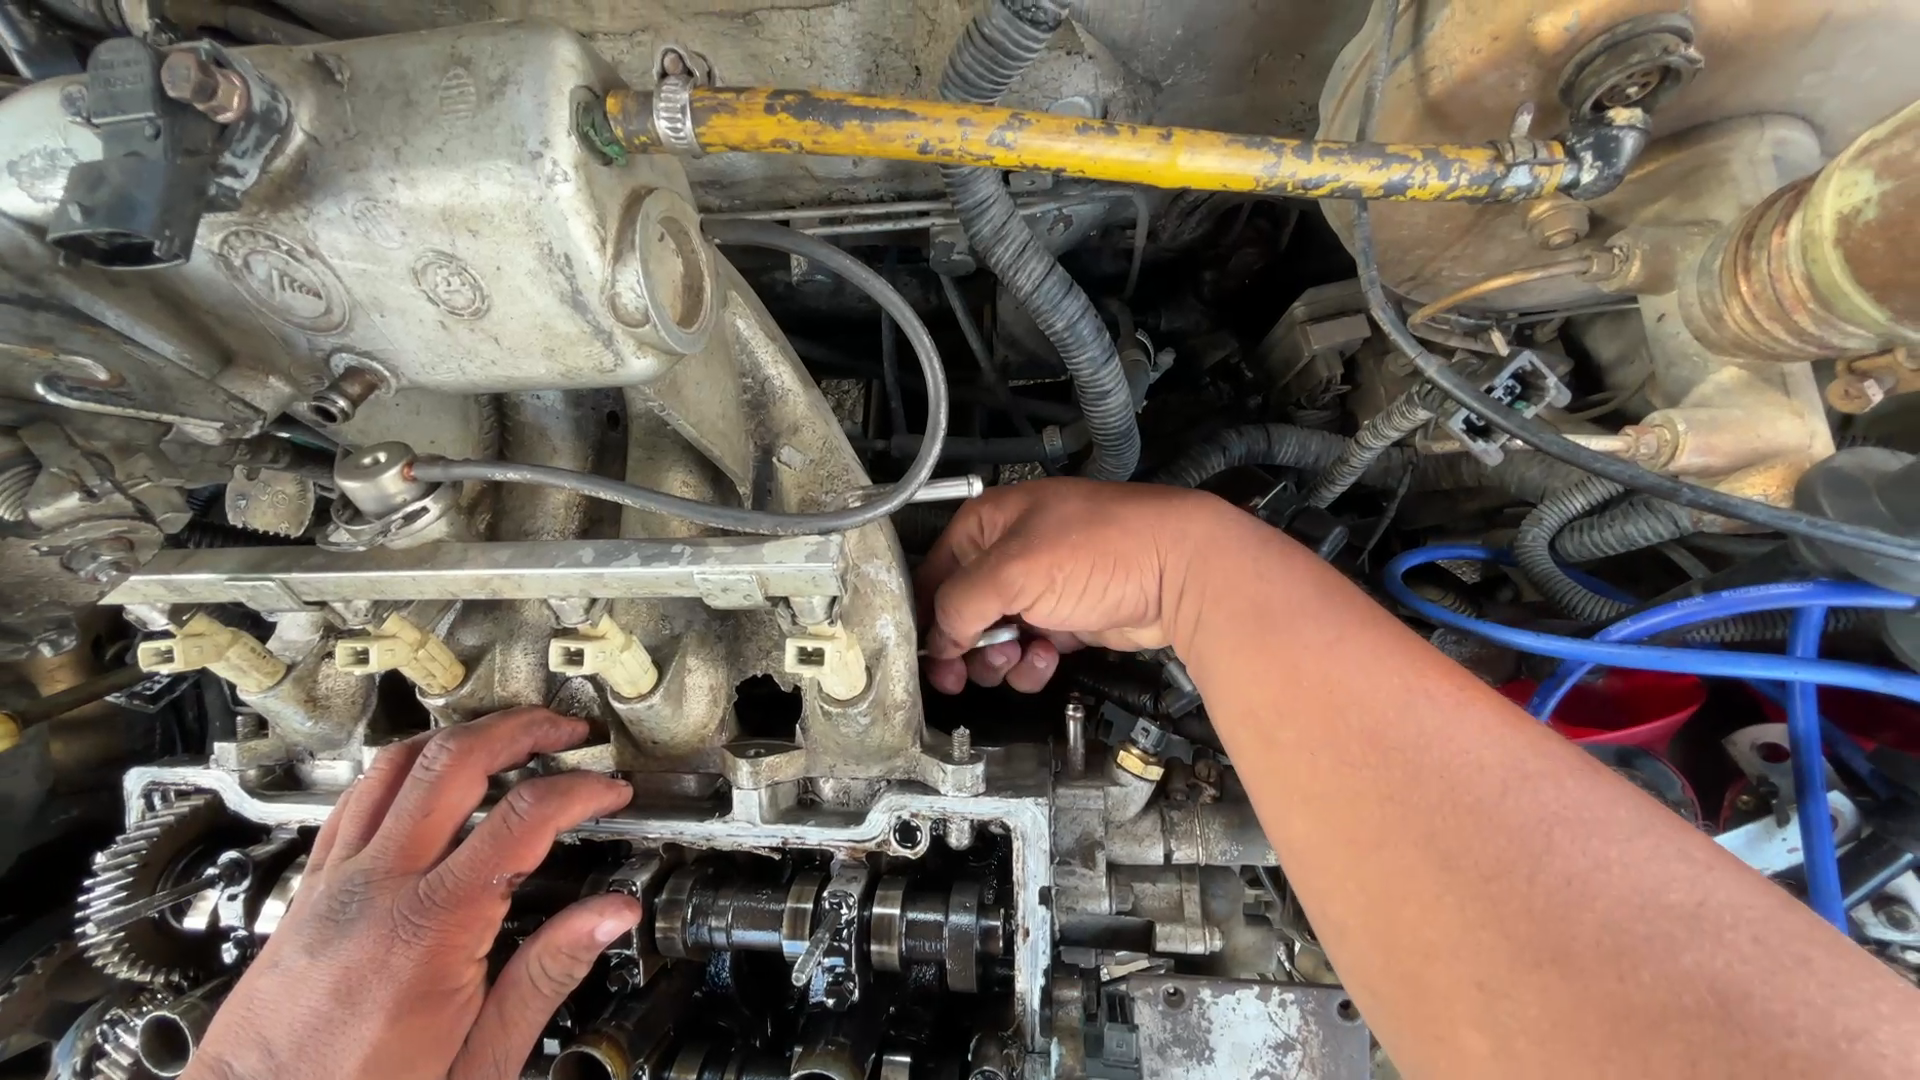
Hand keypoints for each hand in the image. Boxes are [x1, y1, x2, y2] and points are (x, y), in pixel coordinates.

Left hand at [187, 708, 639, 1079]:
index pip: (524, 816)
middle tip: (568, 732)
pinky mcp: (309, 891)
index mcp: (431, 928)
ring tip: (511, 735)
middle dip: (524, 730)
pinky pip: (356, 798)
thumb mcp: (480, 1059)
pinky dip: (408, 766)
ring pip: (399, 764)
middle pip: (456, 762)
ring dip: (466, 735)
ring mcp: (335, 883)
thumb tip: (612, 914)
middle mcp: (377, 889)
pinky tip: (436, 776)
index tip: (610, 793)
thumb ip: (548, 973)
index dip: (582, 790)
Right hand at [917, 478, 1245, 694]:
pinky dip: (1034, 661)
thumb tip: (938, 636)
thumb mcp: (1012, 572)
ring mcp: (1041, 586)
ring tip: (1019, 656)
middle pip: (962, 611)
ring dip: (999, 658)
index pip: (935, 573)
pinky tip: (1050, 655)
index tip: (925, 654)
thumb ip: (960, 604)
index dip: (927, 615)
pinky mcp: (1067, 617)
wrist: (1180, 572)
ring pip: (995, 637)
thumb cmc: (1101, 549)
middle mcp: (1010, 553)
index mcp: (988, 524)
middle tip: (967, 671)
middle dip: (965, 646)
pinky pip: (1031, 649)